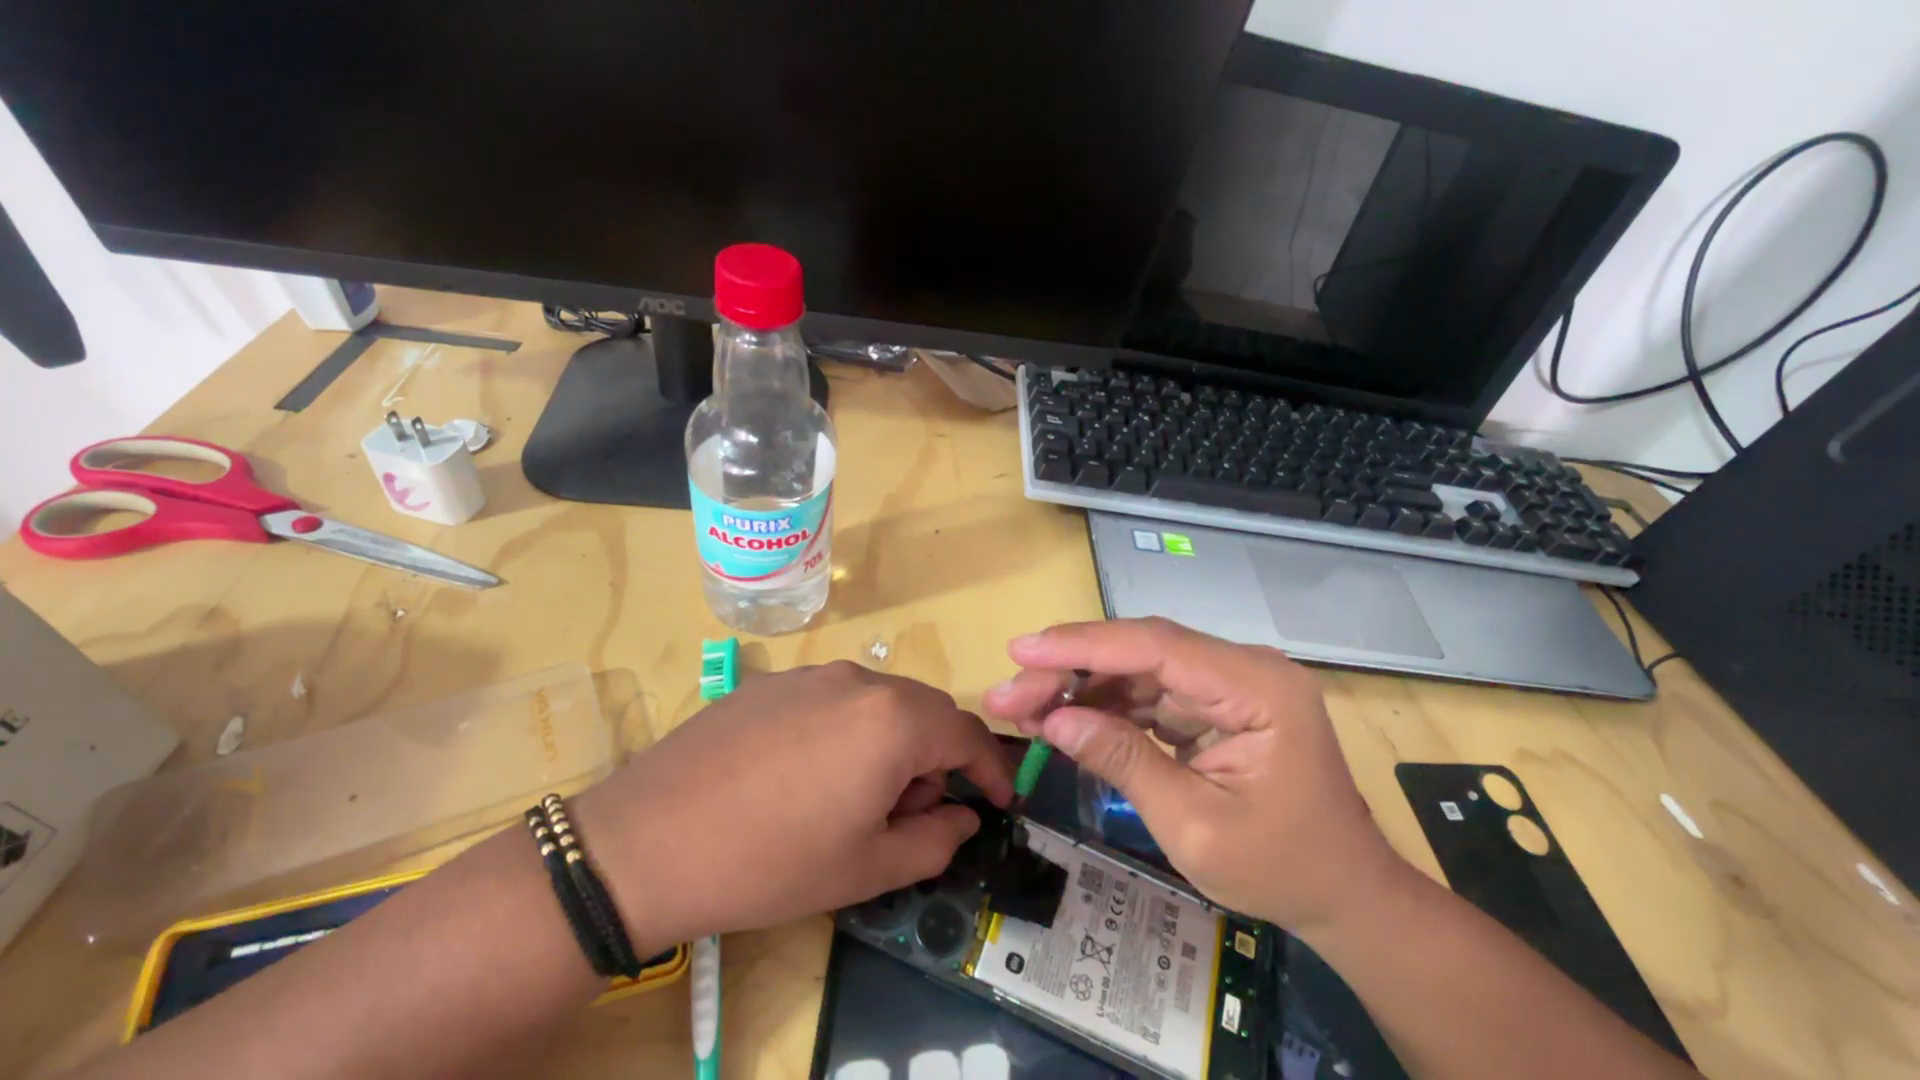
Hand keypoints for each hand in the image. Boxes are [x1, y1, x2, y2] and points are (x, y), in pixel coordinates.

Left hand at [574, 661, 1012, 948]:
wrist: (644, 844)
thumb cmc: (771, 863)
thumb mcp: (867, 868)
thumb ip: (935, 840)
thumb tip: (962, 816)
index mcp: (893, 719)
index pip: (966, 733)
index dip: (991, 770)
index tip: (998, 802)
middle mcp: (855, 680)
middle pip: (921, 712)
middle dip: (935, 760)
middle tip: (916, 814)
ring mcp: (803, 676)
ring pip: (873, 704)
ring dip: (888, 745)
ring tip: (855, 800)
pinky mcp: (762, 685)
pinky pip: (827, 702)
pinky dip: (843, 733)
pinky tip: (804, 779)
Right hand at [984, 618, 1406, 932]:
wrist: (1342, 894)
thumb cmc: (1279, 867)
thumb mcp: (1193, 824)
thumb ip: (1124, 762)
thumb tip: (1054, 719)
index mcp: (1258, 688)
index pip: (1157, 647)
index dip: (1083, 645)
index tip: (1021, 650)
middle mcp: (1246, 671)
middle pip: (1143, 653)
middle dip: (1071, 670)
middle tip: (1008, 695)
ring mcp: (1233, 687)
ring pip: (1141, 671)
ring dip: (1082, 689)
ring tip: (1022, 709)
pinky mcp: (1218, 708)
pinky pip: (1153, 696)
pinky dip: (1107, 708)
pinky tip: (1063, 720)